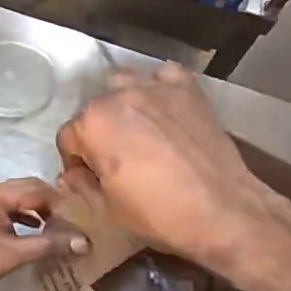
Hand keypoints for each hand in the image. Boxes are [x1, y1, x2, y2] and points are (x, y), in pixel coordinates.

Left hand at [0, 178, 87, 290]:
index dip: (61, 203)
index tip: (81, 218)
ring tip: (61, 226)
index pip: (38, 190)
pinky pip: (14, 209)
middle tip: (74, 220)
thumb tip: (83, 242)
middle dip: (53, 203)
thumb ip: (48, 245)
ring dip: (42, 210)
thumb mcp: (15, 254)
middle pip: (31, 189)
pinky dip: (29, 217)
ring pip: (23, 199)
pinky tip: (41, 230)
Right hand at [56, 63, 290, 271]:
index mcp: (92, 125)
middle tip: (115, 161)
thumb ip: (81, 185)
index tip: (89, 178)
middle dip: (97, 134)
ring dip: (122, 105)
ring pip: (123, 85)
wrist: (223, 210)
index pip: (68, 137)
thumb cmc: (158, 214)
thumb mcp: (107, 209)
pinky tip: (163, 108)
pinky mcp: (187, 90)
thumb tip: (71, 175)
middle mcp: (118, 96)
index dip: (75, 162)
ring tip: (135, 130)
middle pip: (94, 110)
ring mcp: (155, 88)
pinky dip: (159, 87)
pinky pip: (164, 76)